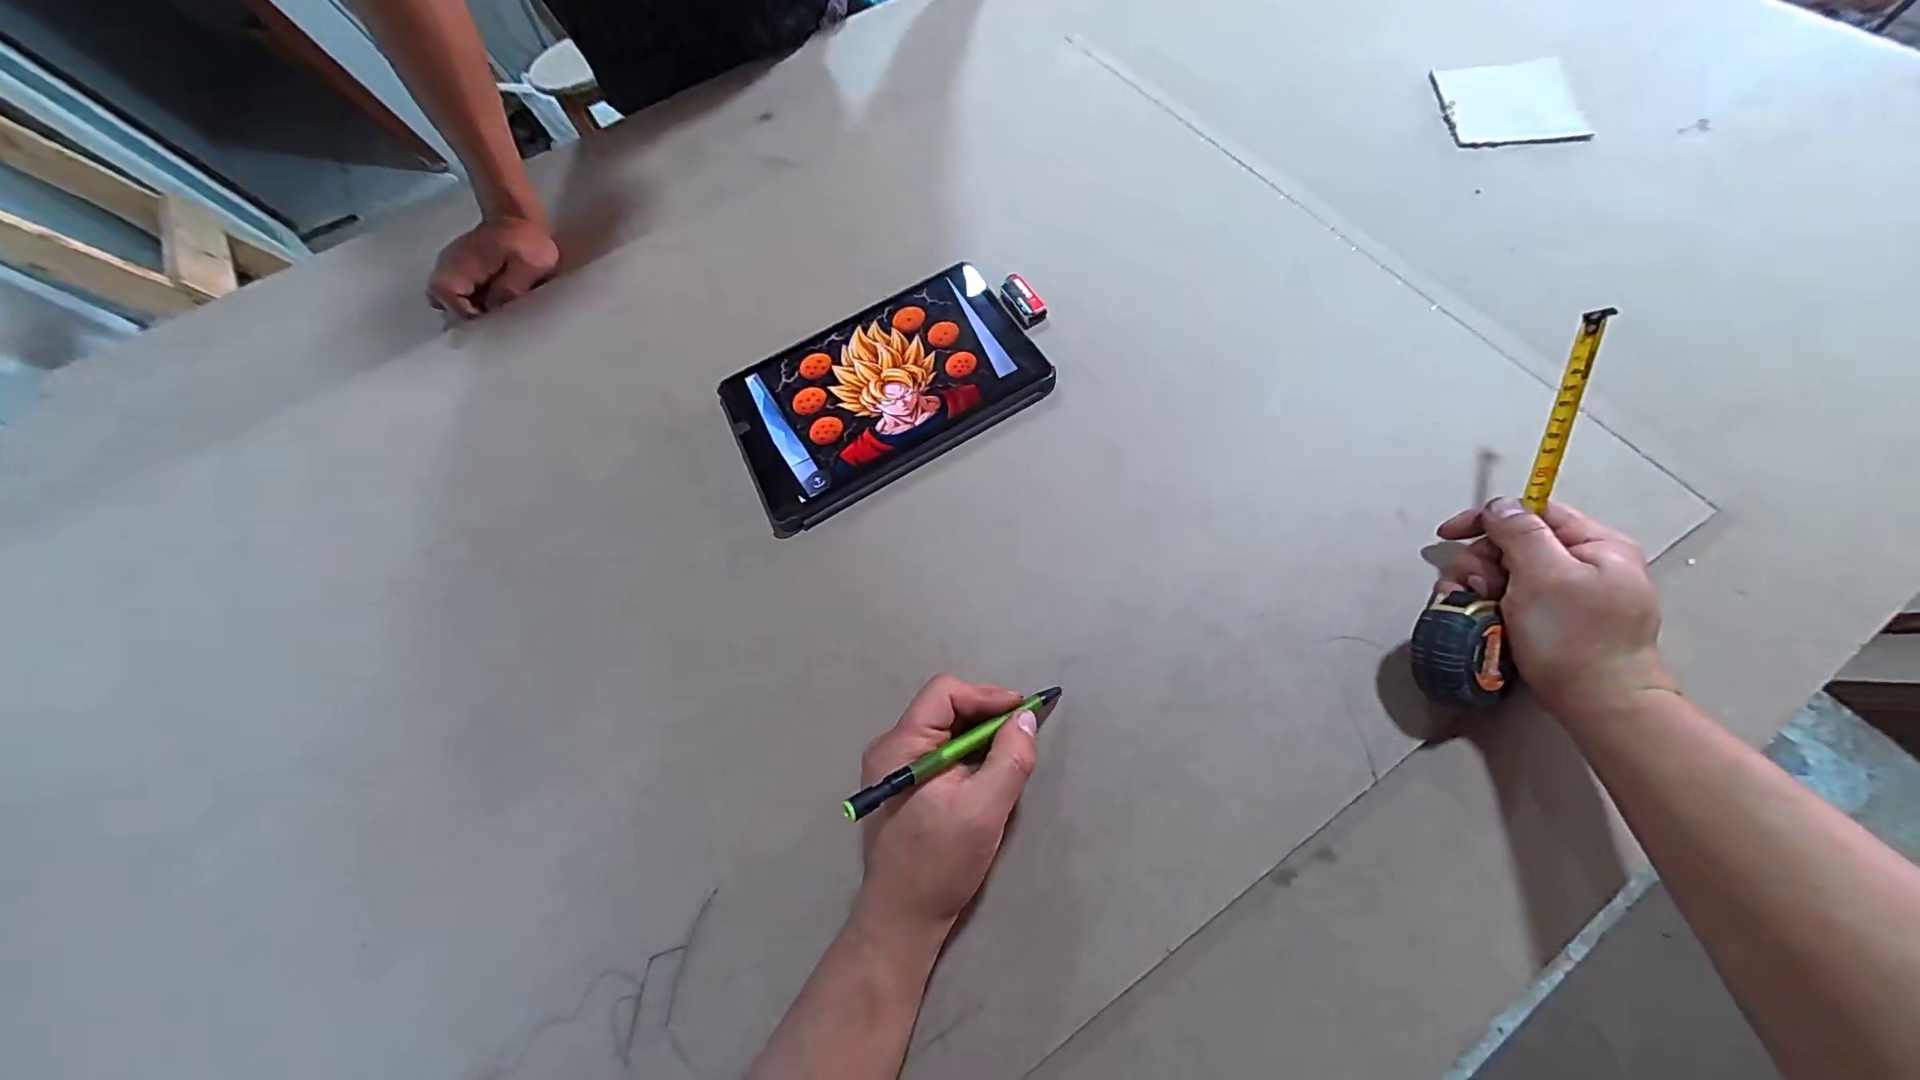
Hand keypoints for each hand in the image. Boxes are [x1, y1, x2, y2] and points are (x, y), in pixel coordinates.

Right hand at [427, 216, 558, 317]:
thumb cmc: (526, 241)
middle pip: (443, 303)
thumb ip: (510, 287)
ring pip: (450, 302)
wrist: (519, 220)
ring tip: (496, 323)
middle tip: (493, 328)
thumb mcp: (527, 265)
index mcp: (461, 265)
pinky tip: (495, 314)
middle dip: (465, 318)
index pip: (445, 295)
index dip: (464, 313)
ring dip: (469, 315)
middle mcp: (450, 269)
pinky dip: (473, 308)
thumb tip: (493, 309)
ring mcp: (455, 272)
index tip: (489, 321)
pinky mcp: (465, 276)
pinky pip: (461, 297)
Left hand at [855, 675, 1039, 934]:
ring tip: (1009, 752)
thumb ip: (1009, 759)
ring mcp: (895, 766)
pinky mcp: (903, 783)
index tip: (1022, 713)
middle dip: (986, 714)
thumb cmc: (939, 864)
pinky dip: (968, 752)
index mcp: (900, 745)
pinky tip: (987, 771)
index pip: (945, 693)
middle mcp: (891, 747)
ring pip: (944, 728)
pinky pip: (940, 750)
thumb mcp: (984, 810)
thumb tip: (1025, 718)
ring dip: (979, 735)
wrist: (901, 919)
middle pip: (944, 707)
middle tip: (1021, 732)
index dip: (987, 696)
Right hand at [1436, 498, 1678, 720]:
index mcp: (1595, 545)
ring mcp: (1564, 592)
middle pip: (1511, 543)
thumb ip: (1521, 533)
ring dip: (1477, 584)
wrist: (1597, 700)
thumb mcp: (1545, 576)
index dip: (1487, 518)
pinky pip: (1506, 596)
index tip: (1449, 534)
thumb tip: (1500, 506)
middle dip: (1481, 561)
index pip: (1532, 512)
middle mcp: (1582, 563)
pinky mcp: (1547, 617)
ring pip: (1502, 571)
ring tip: (1479, 606)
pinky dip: (1485, 602)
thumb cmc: (1575, 636)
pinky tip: (1481, 616)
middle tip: (1479, 586)